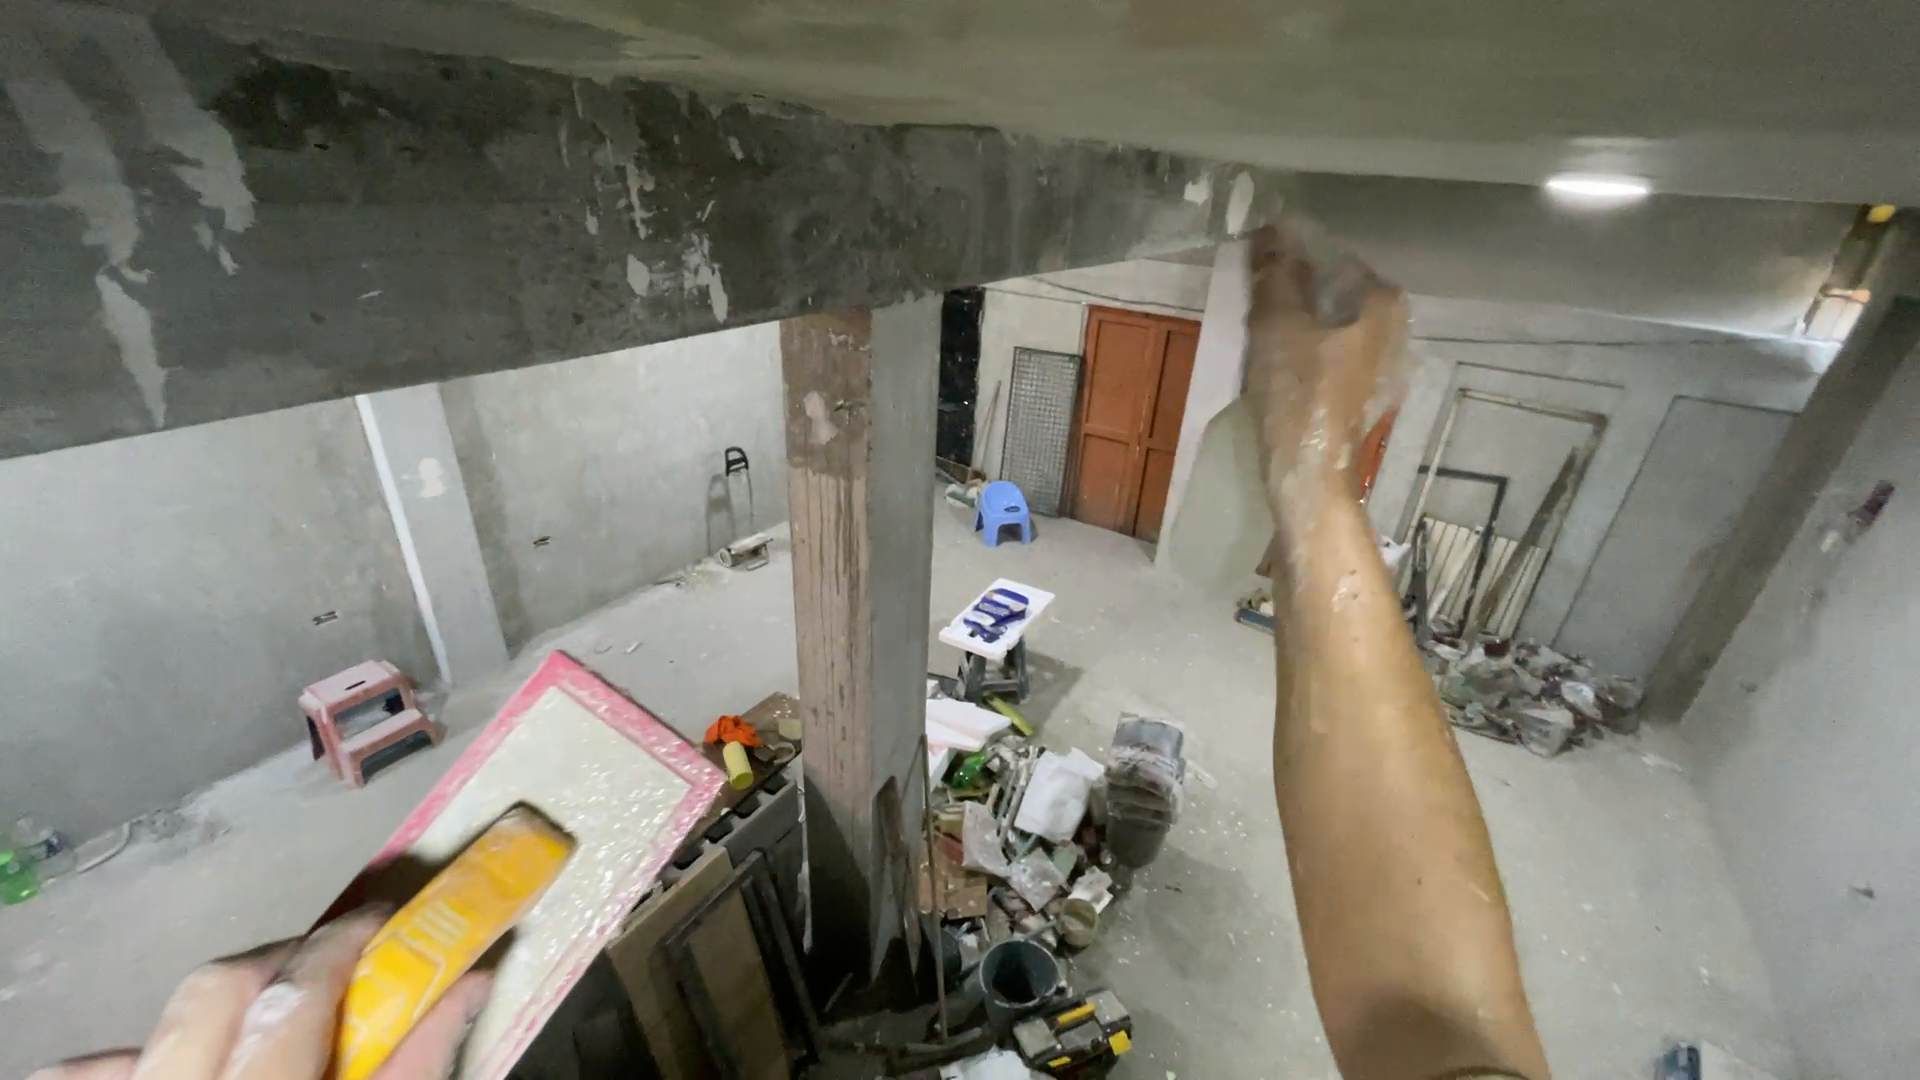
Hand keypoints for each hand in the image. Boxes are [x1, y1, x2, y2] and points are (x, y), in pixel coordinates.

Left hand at [31, 908, 492, 1079]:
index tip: (384, 921)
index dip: (342, 940)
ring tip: (250, 1035)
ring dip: (198, 1024)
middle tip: (333, 965)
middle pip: (213, 991)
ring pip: (120, 1046)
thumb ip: (420, 1063)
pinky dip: (125, 1072)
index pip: (294, 998)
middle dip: (282, 959)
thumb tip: (476, 977)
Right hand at [1244, 224, 1408, 529]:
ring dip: (1298, 321)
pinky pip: (1332, 354)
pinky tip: (1280, 364)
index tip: (1254, 264)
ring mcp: (1384, 363)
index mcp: (1382, 301)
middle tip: (1253, 299)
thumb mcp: (1277, 326)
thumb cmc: (1297, 394)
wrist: (1309, 471)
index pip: (1331, 256)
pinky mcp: (1364, 393)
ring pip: (1332, 324)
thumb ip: (1275, 275)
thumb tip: (1271, 232)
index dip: (1288, 256)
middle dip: (1295, 290)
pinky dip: (1307, 350)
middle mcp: (1396, 326)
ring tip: (1260, 331)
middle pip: (1335, 291)